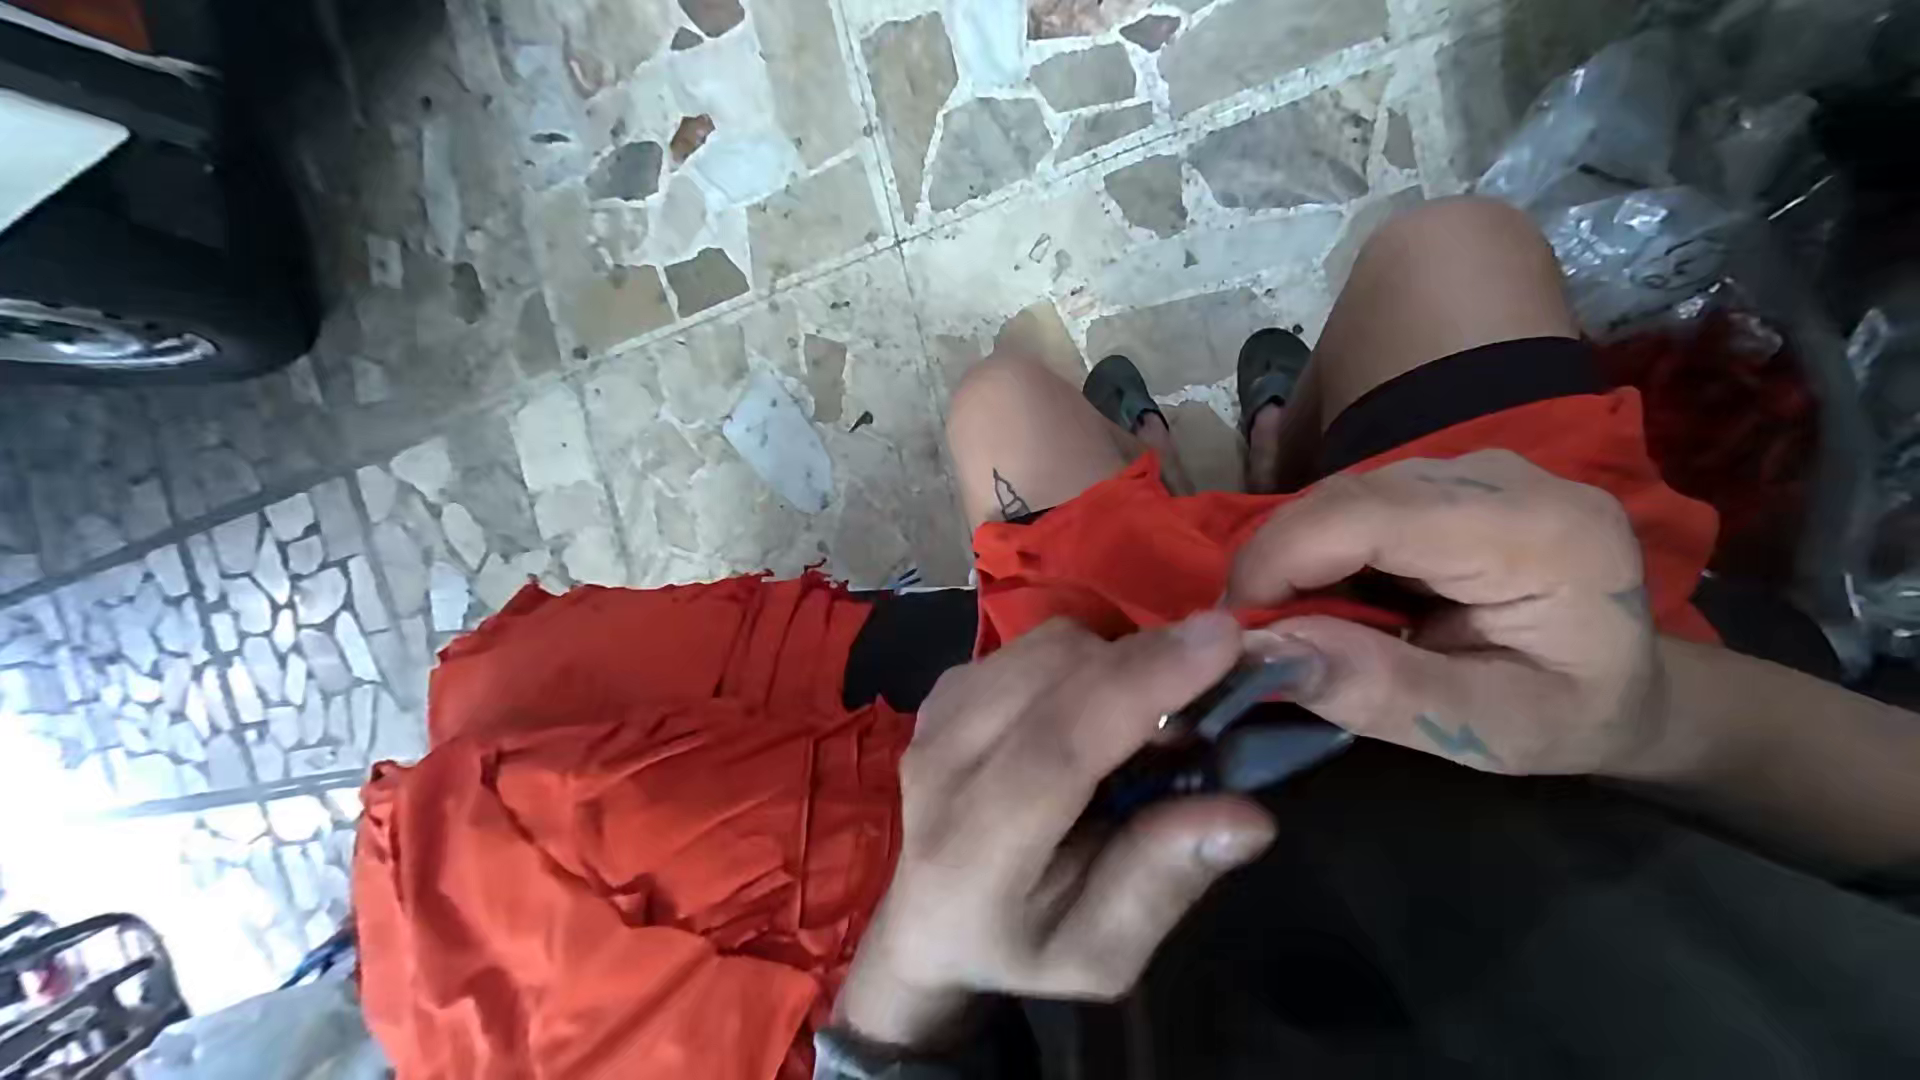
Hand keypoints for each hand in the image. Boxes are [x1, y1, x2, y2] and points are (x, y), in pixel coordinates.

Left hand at [834, 614, 1276, 1049]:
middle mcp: (939, 766)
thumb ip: (1161, 882)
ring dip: (1115, 659)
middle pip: (1055, 675)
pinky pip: (1029, 645)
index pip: (1057, 747)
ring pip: (1045, 647)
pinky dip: (1082, 658)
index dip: (1140, 686)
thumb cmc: (1020, 941)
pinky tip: (1090, 703)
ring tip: (1144, 711)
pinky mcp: (943, 688)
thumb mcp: (1100, 952)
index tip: (1221, 640)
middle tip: (1211, 681)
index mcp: (973, 849)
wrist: (928, 913)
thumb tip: (1246, 815)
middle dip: (1147, 659)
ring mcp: (934, 716)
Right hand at [1224, 449, 1664, 777]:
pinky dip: (1313, 553)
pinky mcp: (1436, 476)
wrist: (1627, 681)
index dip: (1275, 563)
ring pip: (1327, 498)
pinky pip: (1341, 503)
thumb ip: (1382, 691)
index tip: (1240, 633)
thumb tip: (1262, 651)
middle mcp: (1497, 475)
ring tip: (1303, 624)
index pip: (1359, 515)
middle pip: (1334, 499)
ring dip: (1290, 561)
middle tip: (1261, 637)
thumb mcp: (1487, 732)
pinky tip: (1334, 596)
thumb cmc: (1570, 715)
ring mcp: (1464, 467)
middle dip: (1274, 567)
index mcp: (1534, 532)